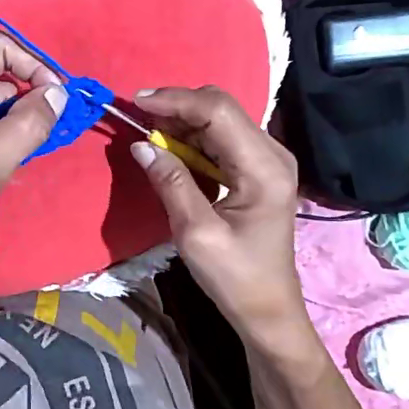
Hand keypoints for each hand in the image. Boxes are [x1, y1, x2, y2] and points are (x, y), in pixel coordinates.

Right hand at [129, 86, 310, 349]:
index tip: (136, 102)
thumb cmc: (235, 277)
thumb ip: (171, 182)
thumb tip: (141, 144)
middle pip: (221, 107)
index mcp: (264, 167)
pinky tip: (169, 147)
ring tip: (148, 131)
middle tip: (137, 117)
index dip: (176, 100)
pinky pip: (221, 137)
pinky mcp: (257, 168)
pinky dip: (192, 136)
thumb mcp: (196, 233)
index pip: (218, 111)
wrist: (268, 309)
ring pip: (219, 119)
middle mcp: (272, 153)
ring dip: (182, 120)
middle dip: (177, 106)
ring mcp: (268, 159)